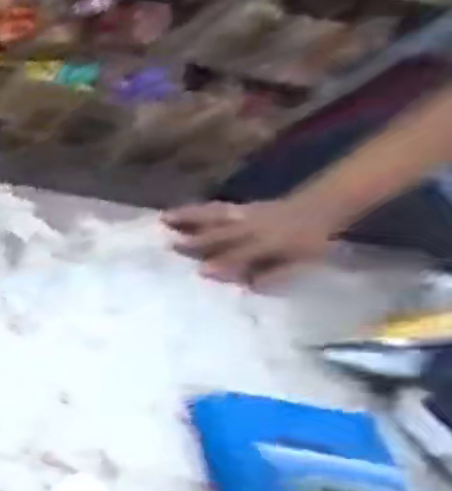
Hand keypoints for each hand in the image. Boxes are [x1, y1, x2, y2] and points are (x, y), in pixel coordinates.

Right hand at [161, 198, 335, 286]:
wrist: (327, 204)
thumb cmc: (310, 240)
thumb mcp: (304, 261)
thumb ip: (275, 274)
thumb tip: (248, 286)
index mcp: (271, 242)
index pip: (243, 254)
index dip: (224, 262)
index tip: (200, 271)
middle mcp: (254, 227)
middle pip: (224, 233)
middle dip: (200, 239)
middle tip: (171, 244)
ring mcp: (245, 215)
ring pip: (215, 217)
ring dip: (188, 219)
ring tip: (163, 221)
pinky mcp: (238, 208)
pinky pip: (213, 210)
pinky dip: (191, 212)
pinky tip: (170, 215)